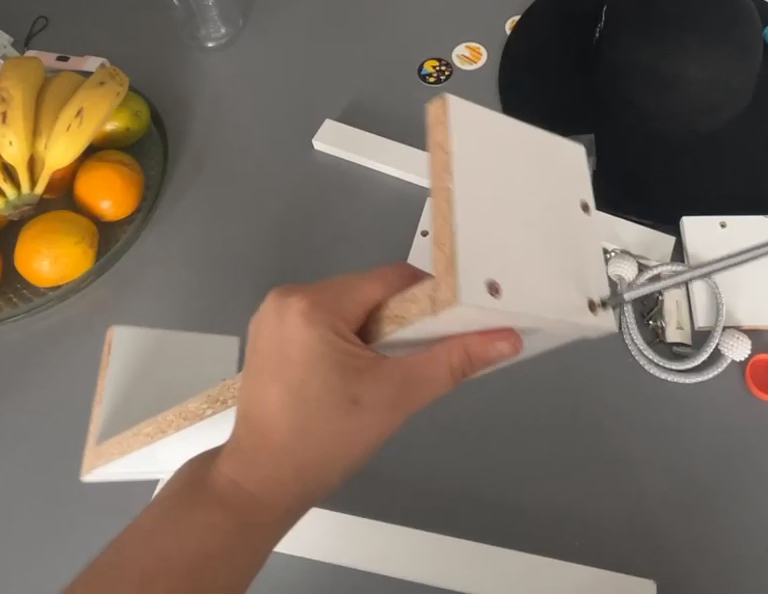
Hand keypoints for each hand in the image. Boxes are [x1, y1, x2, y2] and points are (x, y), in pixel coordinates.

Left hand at [212, 264, 521, 515]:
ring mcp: (274, 314)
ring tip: (375, 375)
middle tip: (406, 364)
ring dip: (372, 331)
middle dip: (397, 323)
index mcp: (314, 303)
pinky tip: (348, 375)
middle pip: (369, 292)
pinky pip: (324, 320)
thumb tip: (507, 338)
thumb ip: (454, 360)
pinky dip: (346, 338)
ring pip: (349, 306)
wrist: (260, 487)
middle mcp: (289, 296)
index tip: (446, 329)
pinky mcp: (269, 334)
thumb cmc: (326, 441)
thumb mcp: (397, 397)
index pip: (392, 280)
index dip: (427, 300)